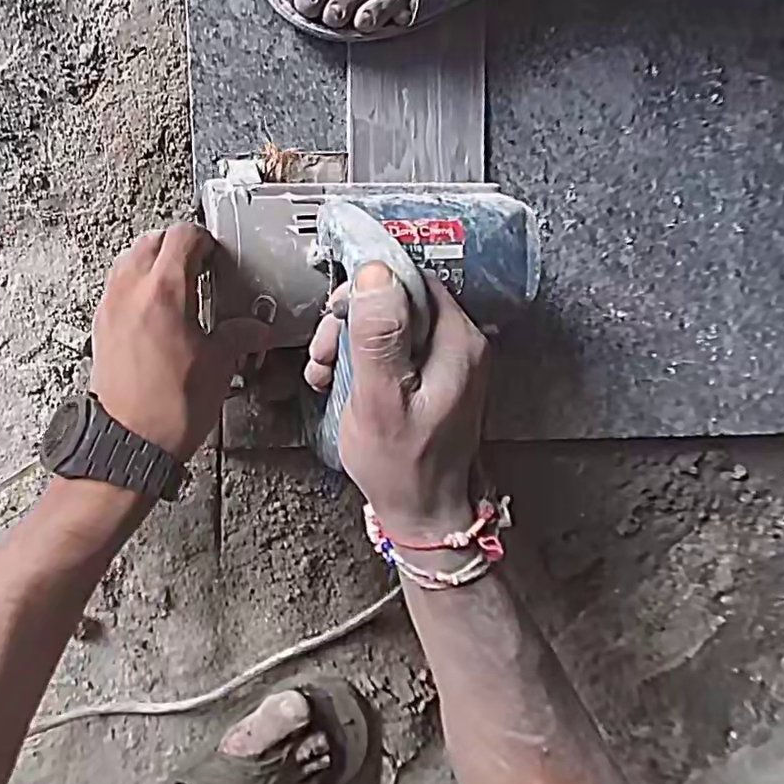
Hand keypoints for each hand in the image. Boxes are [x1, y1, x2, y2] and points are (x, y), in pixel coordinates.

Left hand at [91, 225, 272, 460]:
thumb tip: (253, 329)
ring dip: (154, 263)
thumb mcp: (219, 365)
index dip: (205, 241)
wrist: (130, 441)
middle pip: (152, 241)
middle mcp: (129, 292)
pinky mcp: (100, 327)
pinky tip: (157, 313)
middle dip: (178, 248)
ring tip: (178, 288)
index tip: (216, 257)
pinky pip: (117, 287)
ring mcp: (110, 308)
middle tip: (200, 268)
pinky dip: (136, 287)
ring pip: (129, 260)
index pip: (182, 237)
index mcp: (162, 292)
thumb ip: (239, 336)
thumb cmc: (167, 409)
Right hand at [303, 263, 488, 540]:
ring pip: (387, 324)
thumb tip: (374, 275)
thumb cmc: (402, 464)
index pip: (412, 282)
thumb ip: (378, 337)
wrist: (420, 507)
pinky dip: (357, 358)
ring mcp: (444, 360)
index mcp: (456, 343)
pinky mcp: (428, 375)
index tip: (335, 314)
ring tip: (325, 372)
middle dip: (350, 321)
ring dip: (346, 341)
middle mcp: (458, 344)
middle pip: (396, 301)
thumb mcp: (380, 399)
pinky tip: (337, 380)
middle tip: (325, 353)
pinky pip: (389, 348)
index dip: (367, 289)